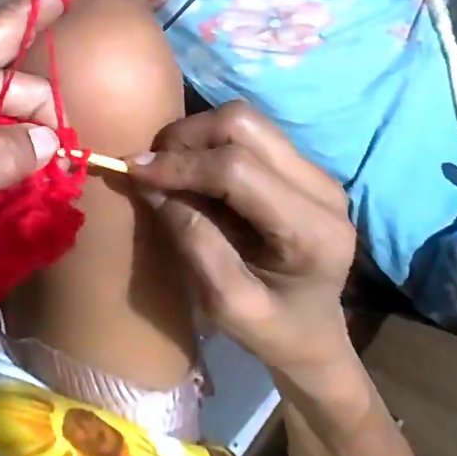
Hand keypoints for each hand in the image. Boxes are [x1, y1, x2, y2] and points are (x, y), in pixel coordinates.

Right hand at [130, 103, 357, 381]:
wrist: (313, 335)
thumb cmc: (271, 331)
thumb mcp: (226, 303)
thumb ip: (193, 242)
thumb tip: (151, 185)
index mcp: (313, 231)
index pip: (237, 169)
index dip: (180, 165)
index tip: (134, 172)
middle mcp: (322, 188)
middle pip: (243, 125)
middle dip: (186, 138)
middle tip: (152, 169)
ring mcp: (314, 172)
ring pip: (244, 119)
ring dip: (196, 136)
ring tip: (169, 169)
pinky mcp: (299, 165)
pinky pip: (247, 132)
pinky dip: (209, 142)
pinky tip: (193, 171)